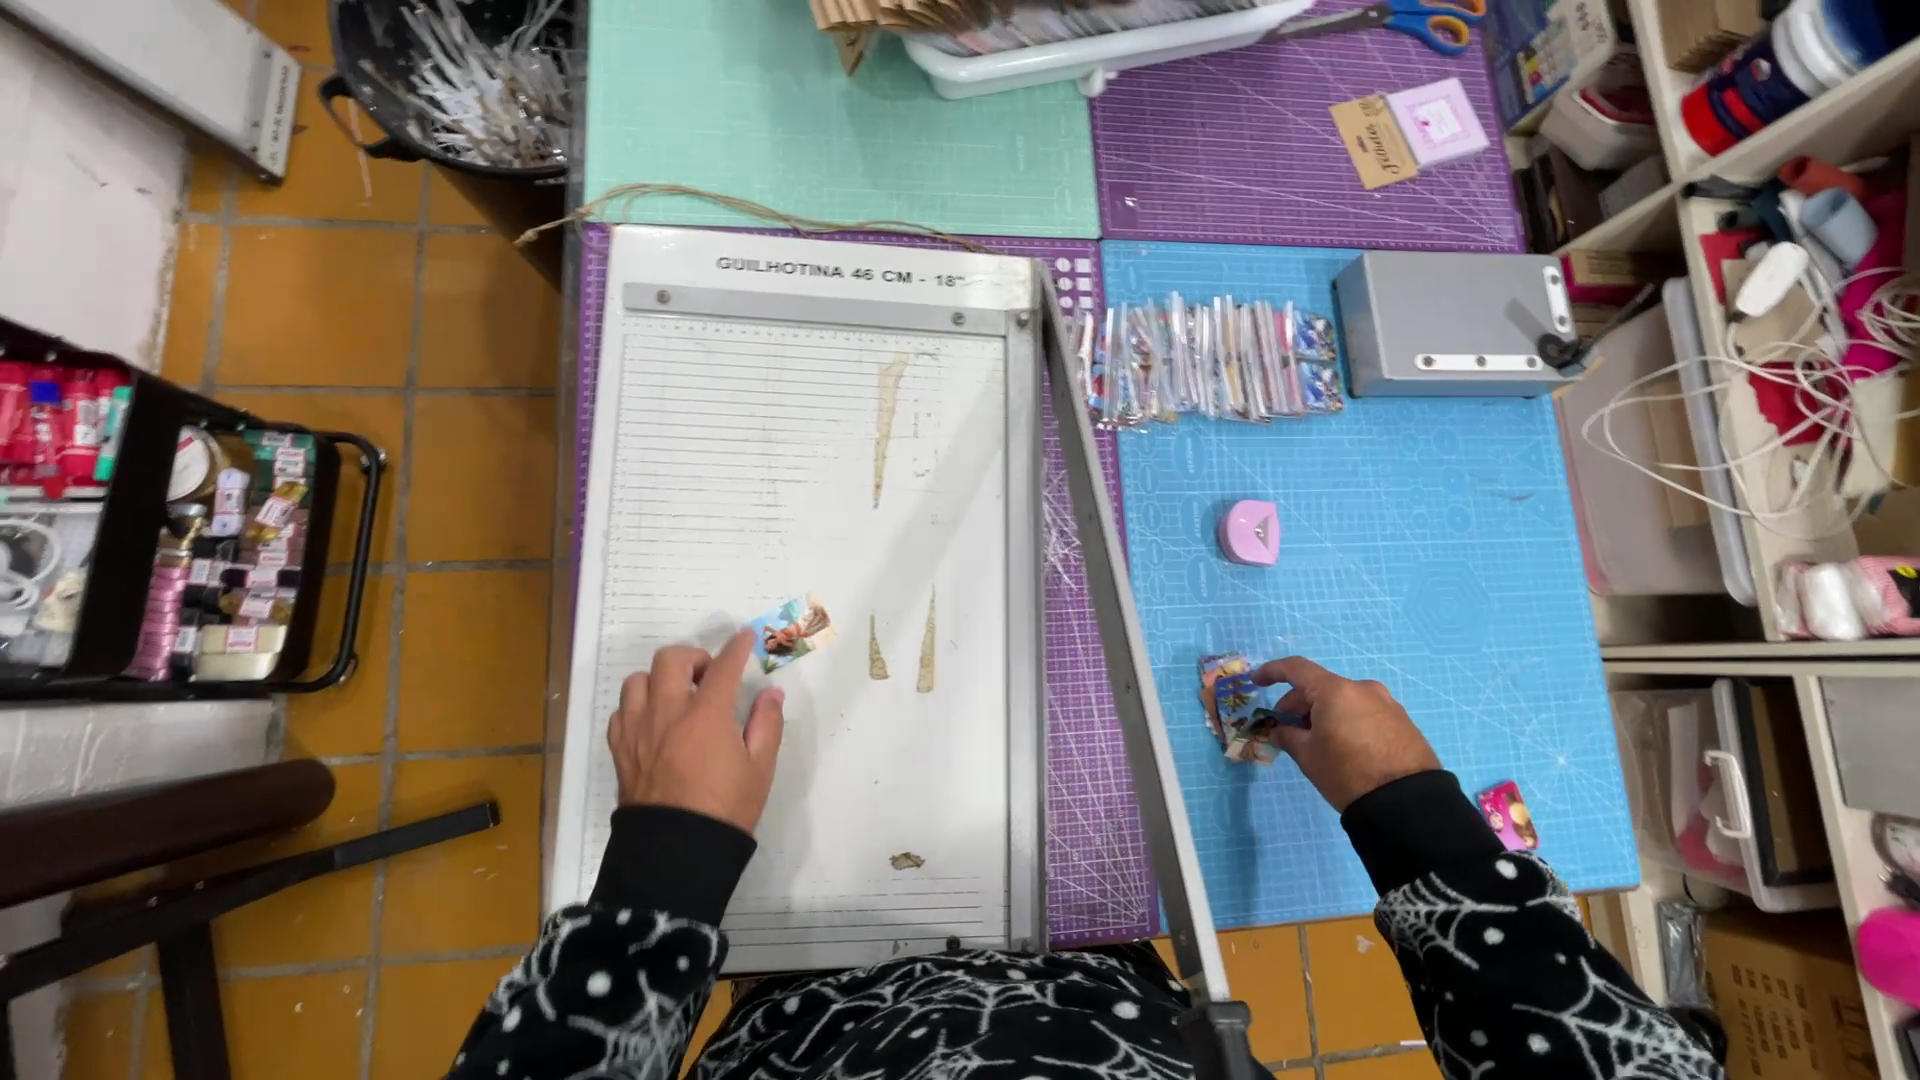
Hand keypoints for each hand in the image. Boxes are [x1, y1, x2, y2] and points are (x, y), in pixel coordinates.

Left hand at [608, 631, 785, 831]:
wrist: (676, 852)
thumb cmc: (726, 808)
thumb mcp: (760, 767)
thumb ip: (766, 723)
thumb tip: (770, 693)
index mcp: (706, 715)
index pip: (723, 667)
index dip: (736, 647)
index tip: (744, 637)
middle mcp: (667, 713)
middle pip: (670, 660)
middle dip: (692, 657)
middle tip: (707, 676)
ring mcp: (638, 730)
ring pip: (638, 681)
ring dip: (659, 680)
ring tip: (676, 696)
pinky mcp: (620, 750)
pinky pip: (621, 711)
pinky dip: (637, 707)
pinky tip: (653, 721)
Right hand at [1252, 657, 1438, 812]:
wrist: (1409, 804)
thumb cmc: (1347, 773)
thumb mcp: (1308, 755)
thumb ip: (1287, 736)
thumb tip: (1279, 730)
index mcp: (1335, 691)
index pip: (1296, 669)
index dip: (1272, 672)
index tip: (1257, 681)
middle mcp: (1363, 689)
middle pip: (1320, 687)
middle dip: (1298, 705)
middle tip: (1285, 729)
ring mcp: (1387, 704)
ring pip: (1343, 700)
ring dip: (1323, 713)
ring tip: (1315, 741)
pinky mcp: (1402, 722)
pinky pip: (1363, 712)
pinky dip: (1345, 720)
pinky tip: (1342, 745)